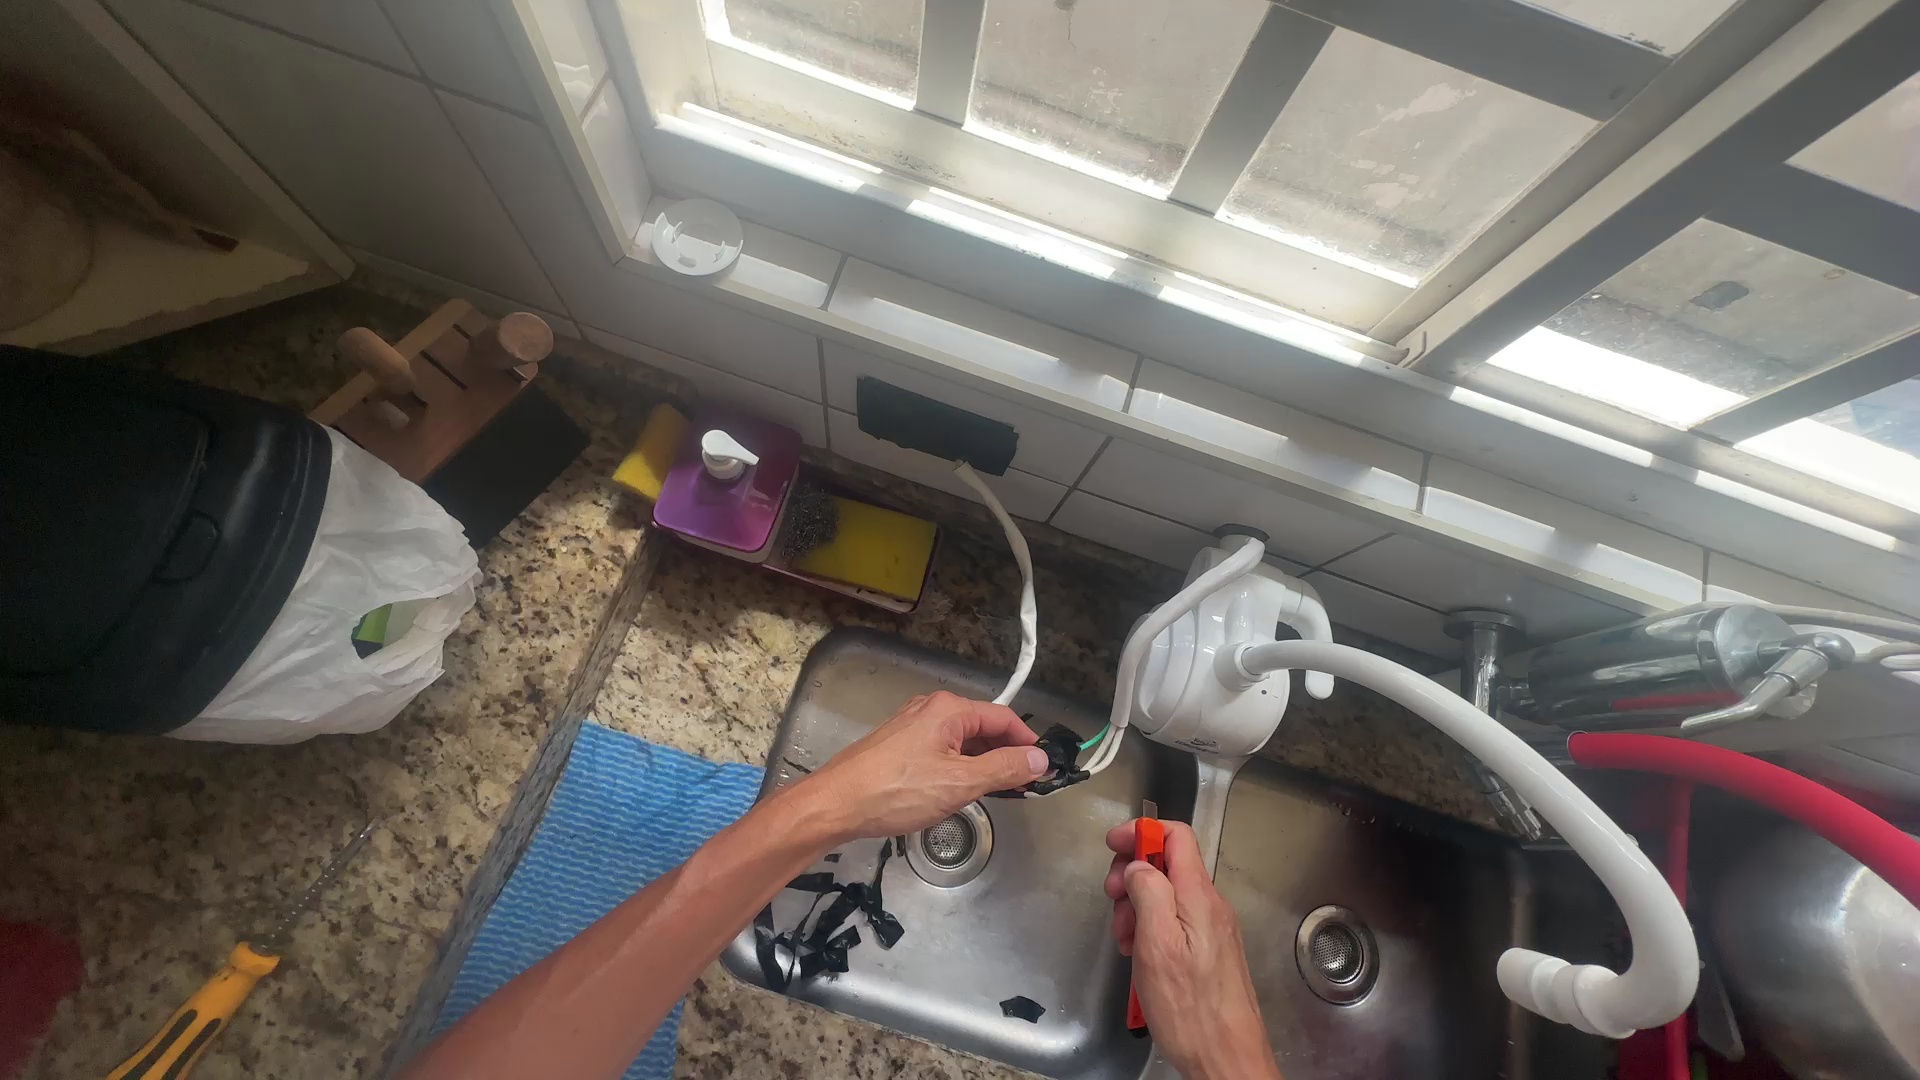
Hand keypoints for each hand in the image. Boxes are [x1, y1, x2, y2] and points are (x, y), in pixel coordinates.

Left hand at [792, 691, 1046, 842]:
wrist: (836, 804)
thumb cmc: (899, 790)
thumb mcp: (960, 783)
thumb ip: (1004, 769)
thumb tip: (1039, 758)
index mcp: (949, 709)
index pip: (1003, 718)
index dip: (1027, 742)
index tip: (1044, 768)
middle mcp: (932, 708)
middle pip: (982, 727)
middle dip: (1006, 755)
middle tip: (1024, 787)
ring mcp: (913, 725)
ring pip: (962, 740)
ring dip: (983, 763)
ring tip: (998, 793)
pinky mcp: (899, 745)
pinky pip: (942, 749)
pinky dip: (960, 767)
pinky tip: (962, 791)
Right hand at [1105, 820, 1281, 1079]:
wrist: (1229, 1064)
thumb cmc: (1190, 1008)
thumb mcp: (1157, 944)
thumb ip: (1148, 892)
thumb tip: (1139, 865)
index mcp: (1198, 896)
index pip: (1176, 834)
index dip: (1141, 830)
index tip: (1113, 846)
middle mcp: (1210, 905)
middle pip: (1167, 863)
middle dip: (1133, 873)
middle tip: (1112, 900)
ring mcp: (1212, 929)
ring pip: (1167, 893)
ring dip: (1138, 905)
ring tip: (1124, 937)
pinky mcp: (1209, 951)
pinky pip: (1175, 920)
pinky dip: (1150, 926)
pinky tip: (1139, 953)